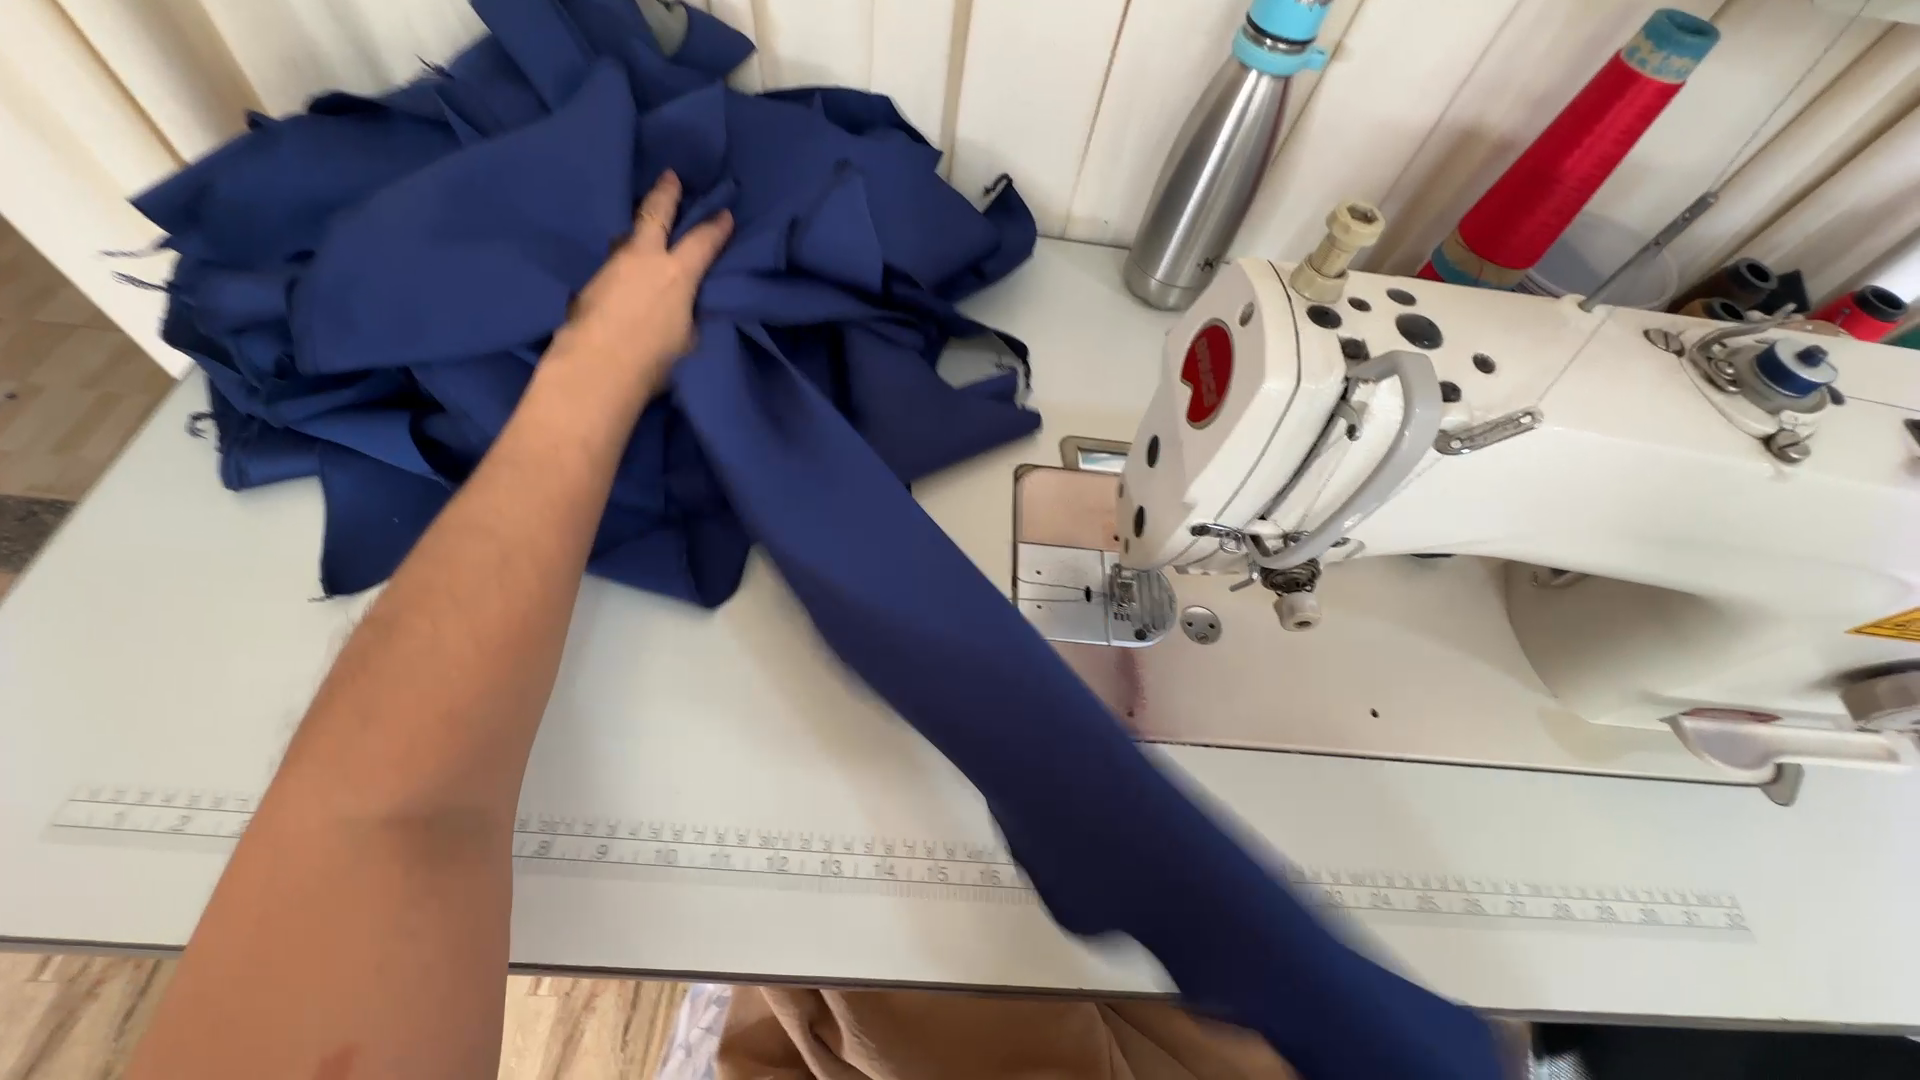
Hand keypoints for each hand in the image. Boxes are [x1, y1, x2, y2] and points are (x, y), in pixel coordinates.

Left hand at [545, 170, 733, 407]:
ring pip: (627, 239)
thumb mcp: (688, 338)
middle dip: (665, 194)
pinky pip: (612, 266)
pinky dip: (622, 264)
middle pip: (654, 214)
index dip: (717, 227)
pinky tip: (623, 274)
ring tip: (644, 231)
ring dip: (638, 232)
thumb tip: (681, 306)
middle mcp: (643, 259)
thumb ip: (687, 313)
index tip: (725, 214)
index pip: (703, 242)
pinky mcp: (589, 285)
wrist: (598, 369)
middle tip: (670, 177)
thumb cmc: (655, 361)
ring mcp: (612, 268)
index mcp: (677, 273)